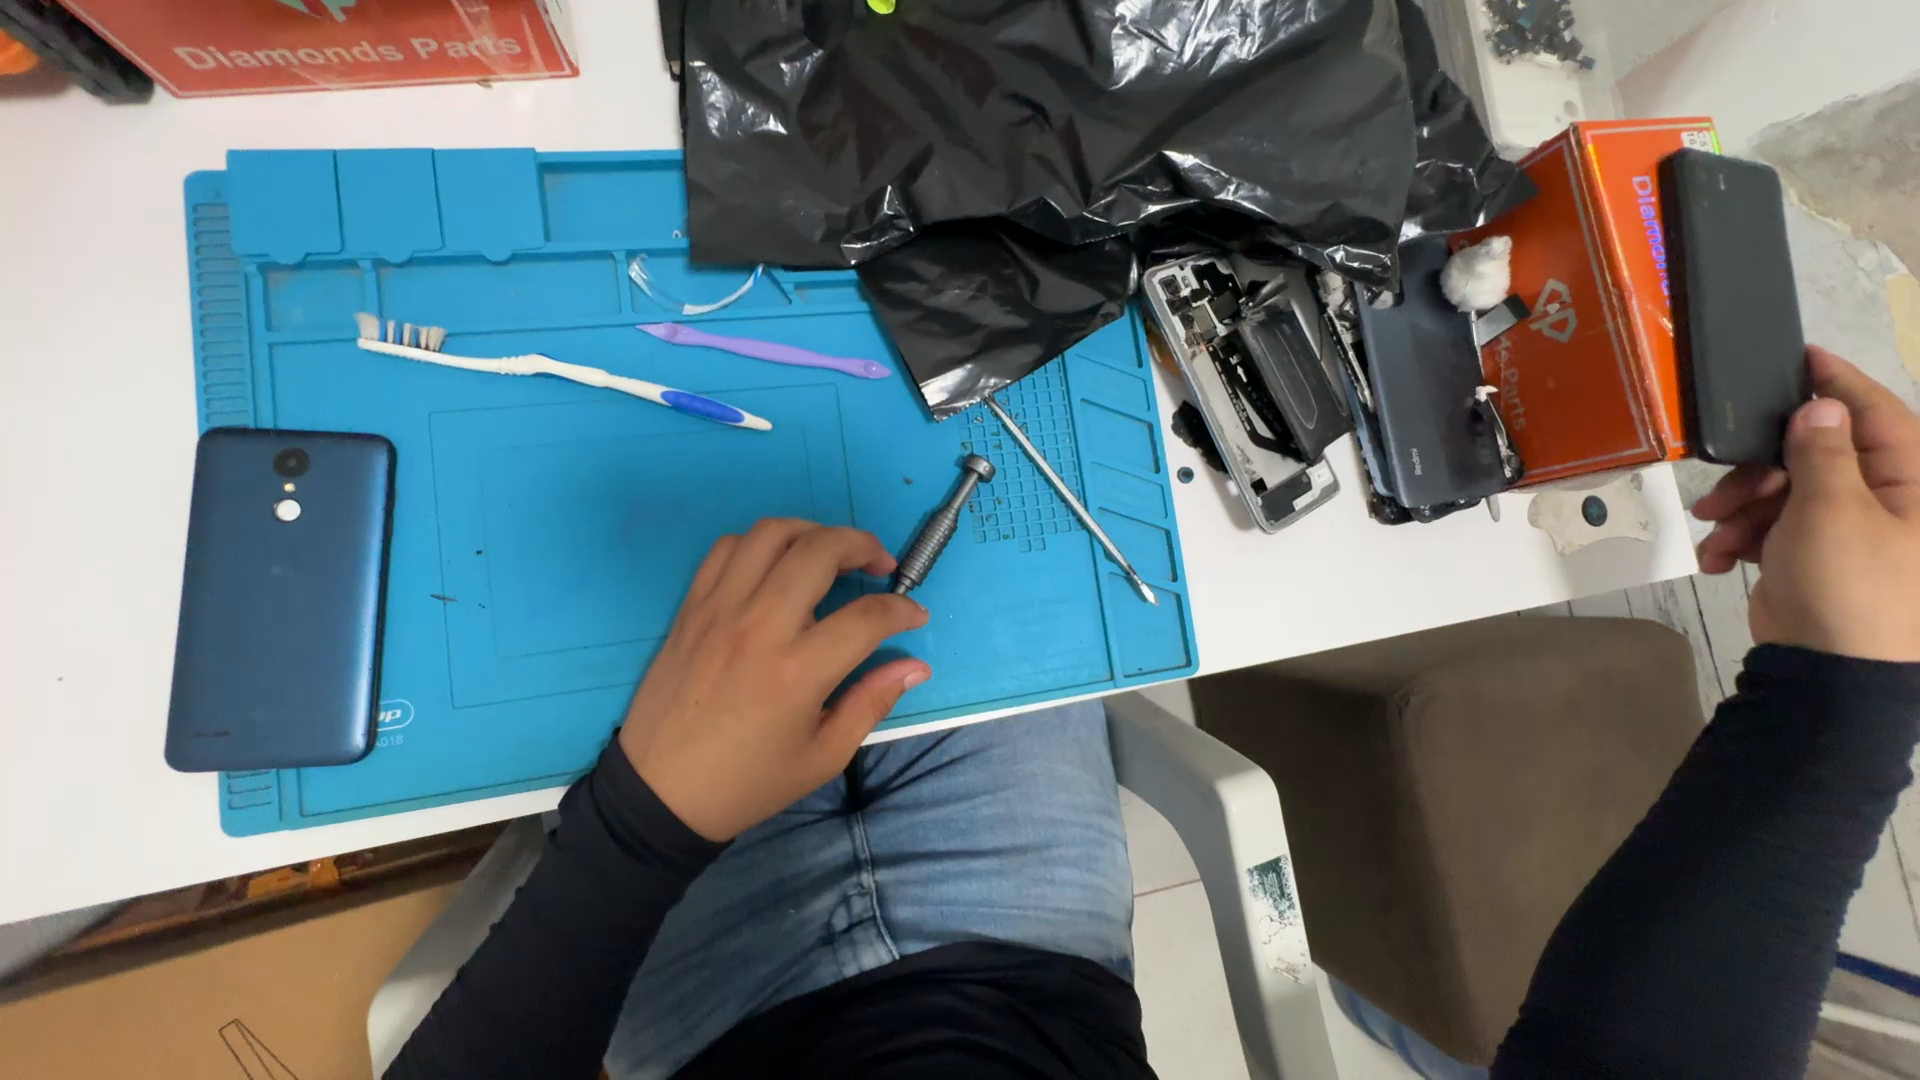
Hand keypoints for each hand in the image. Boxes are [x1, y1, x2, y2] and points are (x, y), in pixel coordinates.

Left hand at [617, 519, 931, 839]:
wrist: (661, 793)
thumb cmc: (749, 781)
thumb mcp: (824, 756)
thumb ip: (873, 703)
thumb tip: (916, 665)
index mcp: (797, 671)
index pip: (867, 616)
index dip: (902, 609)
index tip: (915, 614)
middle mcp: (759, 626)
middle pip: (820, 550)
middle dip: (863, 545)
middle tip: (880, 564)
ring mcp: (720, 609)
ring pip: (772, 534)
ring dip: (813, 531)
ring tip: (832, 552)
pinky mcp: (692, 607)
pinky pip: (727, 548)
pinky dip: (762, 542)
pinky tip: (778, 564)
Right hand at [1694, 347, 1919, 662]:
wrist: (1830, 665)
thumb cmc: (1848, 584)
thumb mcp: (1831, 512)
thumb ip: (1825, 454)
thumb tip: (1821, 406)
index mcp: (1914, 484)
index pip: (1876, 416)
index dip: (1838, 385)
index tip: (1802, 357)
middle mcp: (1885, 499)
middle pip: (1812, 456)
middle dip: (1757, 473)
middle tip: (1722, 490)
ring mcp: (1846, 528)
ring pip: (1779, 492)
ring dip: (1739, 510)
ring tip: (1716, 535)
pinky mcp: (1809, 552)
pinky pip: (1767, 527)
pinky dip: (1738, 539)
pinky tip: (1723, 559)